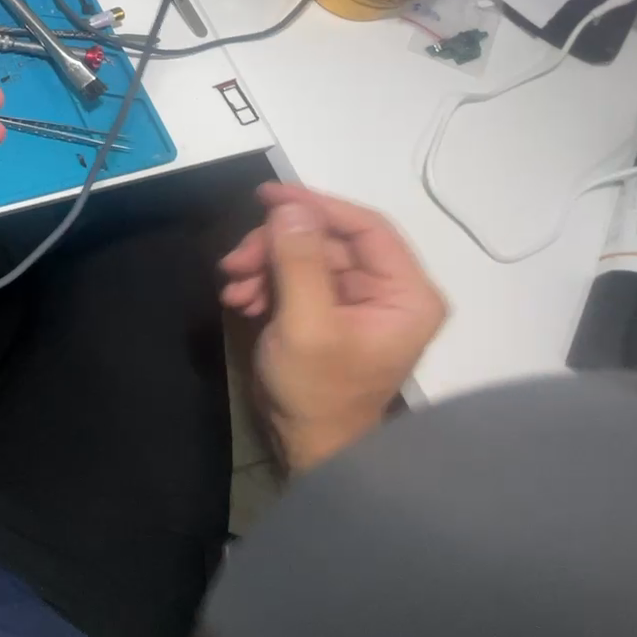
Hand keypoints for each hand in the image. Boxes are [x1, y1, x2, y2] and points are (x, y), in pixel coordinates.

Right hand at [218, 183, 446, 471]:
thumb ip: (300, 263)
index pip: (366, 227)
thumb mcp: (305, 324)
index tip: (264, 196)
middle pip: (324, 240)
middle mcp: (386, 291)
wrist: (307, 441)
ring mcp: (354, 301)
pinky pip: (291, 276)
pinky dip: (261, 282)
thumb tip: (289, 209)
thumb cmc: (318, 389)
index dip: (315, 205)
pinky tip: (240, 300)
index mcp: (404, 294)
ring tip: (232, 289)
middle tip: (233, 264)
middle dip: (274, 246)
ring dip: (261, 266)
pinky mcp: (324, 310)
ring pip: (301, 256)